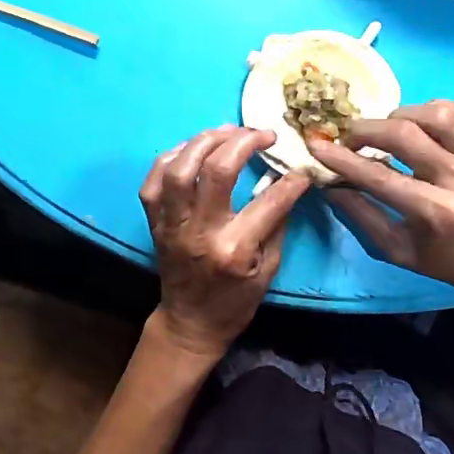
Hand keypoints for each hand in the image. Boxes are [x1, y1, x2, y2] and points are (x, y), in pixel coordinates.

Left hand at [139, 127, 311, 359]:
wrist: (189, 323)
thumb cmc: (235, 301)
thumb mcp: (268, 270)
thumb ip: (276, 224)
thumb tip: (287, 182)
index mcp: (234, 249)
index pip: (268, 202)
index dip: (290, 180)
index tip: (301, 167)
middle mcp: (200, 231)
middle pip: (216, 171)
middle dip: (243, 142)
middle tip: (261, 134)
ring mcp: (172, 224)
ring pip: (179, 169)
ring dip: (204, 141)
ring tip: (228, 130)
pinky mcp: (154, 222)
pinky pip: (153, 181)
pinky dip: (170, 157)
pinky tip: (192, 148)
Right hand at [306, 101, 453, 302]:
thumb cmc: (443, 259)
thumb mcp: (395, 250)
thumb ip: (359, 215)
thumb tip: (327, 183)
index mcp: (436, 212)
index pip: (380, 177)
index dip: (342, 160)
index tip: (315, 146)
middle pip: (406, 134)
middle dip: (365, 131)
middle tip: (347, 139)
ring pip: (435, 114)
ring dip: (399, 115)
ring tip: (383, 132)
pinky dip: (433, 109)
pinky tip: (418, 125)